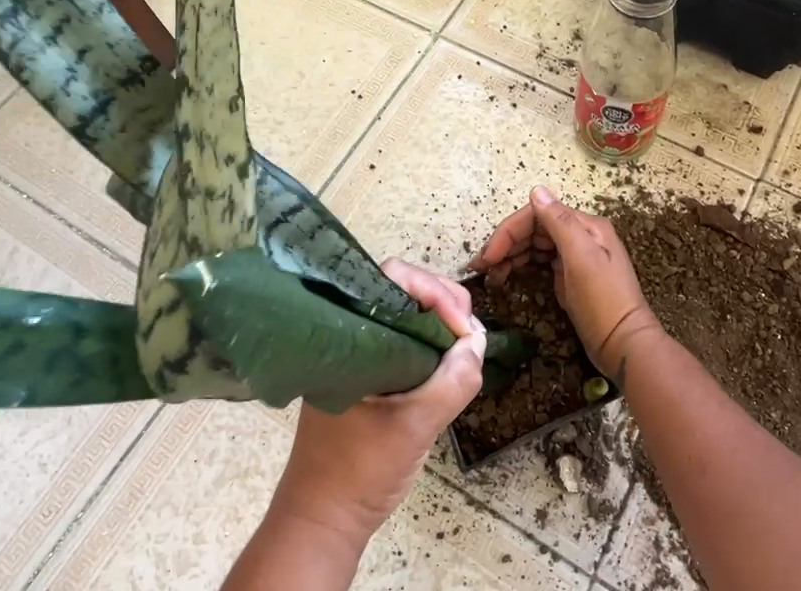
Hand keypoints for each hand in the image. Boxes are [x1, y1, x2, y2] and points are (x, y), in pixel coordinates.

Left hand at [268, 259, 485, 545]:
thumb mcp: (414, 427)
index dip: (434, 291)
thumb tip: (478, 343)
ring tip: (468, 345)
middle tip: (471, 333)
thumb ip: (452, 382)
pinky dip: (431, 345)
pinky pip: (404, 342)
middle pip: (404, 291)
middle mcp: (351, 334)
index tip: (462, 326)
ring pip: (407, 316)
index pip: (393, 280)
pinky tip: (452, 361)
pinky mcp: (369, 375)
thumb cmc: (359, 471)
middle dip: (444, 302)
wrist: (323, 520)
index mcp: (349, 334)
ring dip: (441, 324)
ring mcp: (360, 354)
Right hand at [471, 186, 663, 378]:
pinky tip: (508, 276)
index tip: (486, 259)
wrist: (625, 345)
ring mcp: (575, 256)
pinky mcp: (571, 275)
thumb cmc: (603, 302)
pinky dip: (522, 266)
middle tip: (480, 269)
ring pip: (534, 245)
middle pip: (533, 229)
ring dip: (510, 256)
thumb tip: (536, 190)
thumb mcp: (582, 259)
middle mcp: (580, 235)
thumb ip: (560, 223)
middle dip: (505, 245)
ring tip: (490, 277)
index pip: (536, 215)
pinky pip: (540, 261)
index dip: (508, 233)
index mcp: (585, 226)